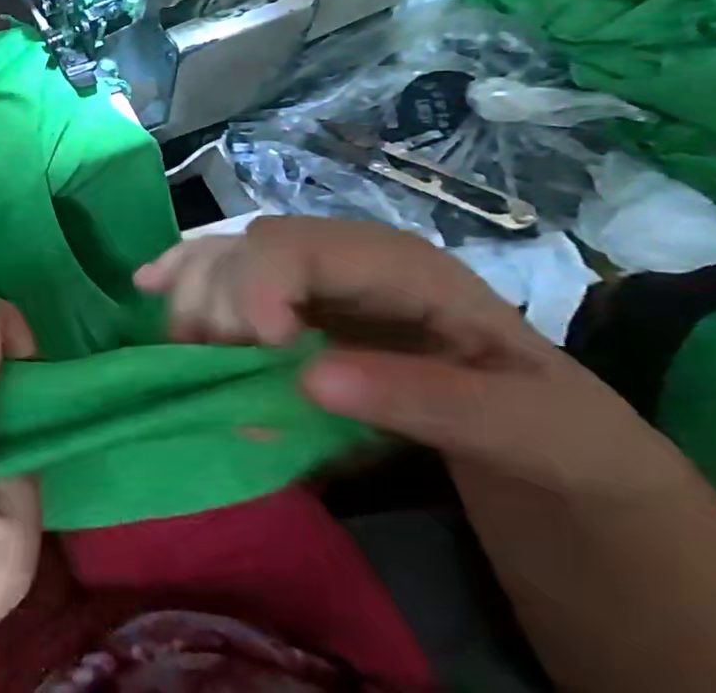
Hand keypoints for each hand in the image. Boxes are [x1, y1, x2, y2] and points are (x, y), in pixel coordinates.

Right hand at [134, 217, 695, 499]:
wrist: (565, 467)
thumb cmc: (563, 443)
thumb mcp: (532, 432)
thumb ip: (429, 399)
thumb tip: (304, 376)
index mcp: (406, 269)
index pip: (305, 248)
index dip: (257, 284)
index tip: (251, 347)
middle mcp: (350, 261)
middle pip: (252, 251)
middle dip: (216, 298)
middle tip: (208, 362)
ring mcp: (319, 285)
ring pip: (229, 260)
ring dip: (191, 295)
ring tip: (179, 344)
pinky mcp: (299, 313)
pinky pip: (227, 283)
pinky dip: (185, 282)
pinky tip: (150, 285)